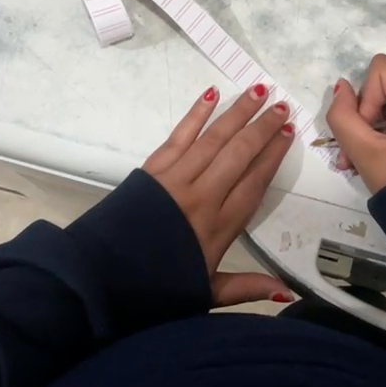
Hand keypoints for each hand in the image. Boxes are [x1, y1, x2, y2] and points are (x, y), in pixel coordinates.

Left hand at [143, 84, 294, 306]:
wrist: (97, 281)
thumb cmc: (155, 290)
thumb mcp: (205, 295)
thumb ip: (246, 287)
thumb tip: (286, 292)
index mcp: (218, 227)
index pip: (254, 182)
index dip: (273, 155)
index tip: (288, 132)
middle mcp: (201, 197)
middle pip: (238, 154)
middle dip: (262, 127)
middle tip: (282, 105)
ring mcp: (175, 180)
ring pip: (213, 139)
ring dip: (237, 113)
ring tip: (259, 91)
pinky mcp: (152, 170)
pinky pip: (179, 136)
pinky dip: (196, 114)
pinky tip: (211, 94)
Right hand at [324, 54, 385, 193]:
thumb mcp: (364, 152)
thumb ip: (343, 115)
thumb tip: (341, 85)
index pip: (382, 71)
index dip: (365, 98)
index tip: (367, 133)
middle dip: (366, 112)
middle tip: (355, 148)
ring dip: (372, 122)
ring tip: (359, 156)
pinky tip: (377, 153)